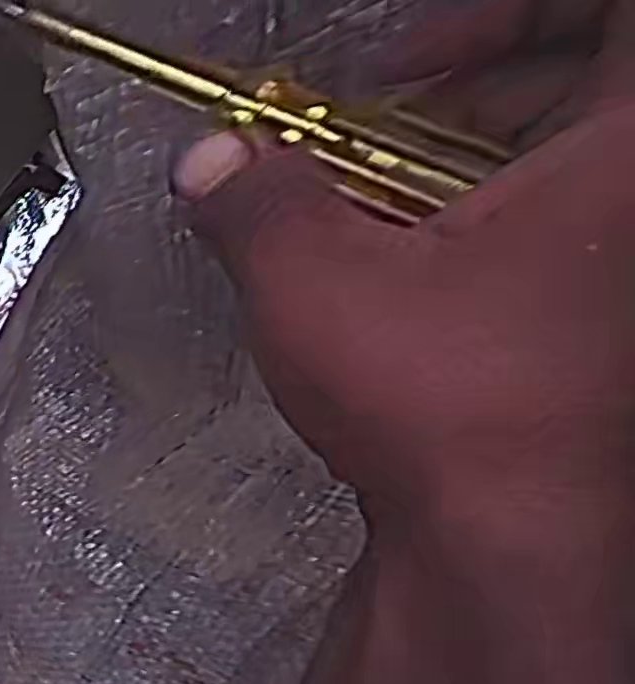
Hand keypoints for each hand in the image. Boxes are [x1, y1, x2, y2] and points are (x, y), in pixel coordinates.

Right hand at [172, 0, 634, 531]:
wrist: (507, 516)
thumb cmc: (449, 398)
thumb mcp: (315, 285)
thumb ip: (256, 208)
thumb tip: (206, 161)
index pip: (610, 7)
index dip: (497, 15)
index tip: (404, 58)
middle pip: (594, 70)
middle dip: (466, 85)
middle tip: (371, 128)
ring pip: (576, 146)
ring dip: (459, 156)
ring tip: (365, 205)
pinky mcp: (610, 301)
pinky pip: (560, 214)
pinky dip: (473, 214)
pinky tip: (398, 261)